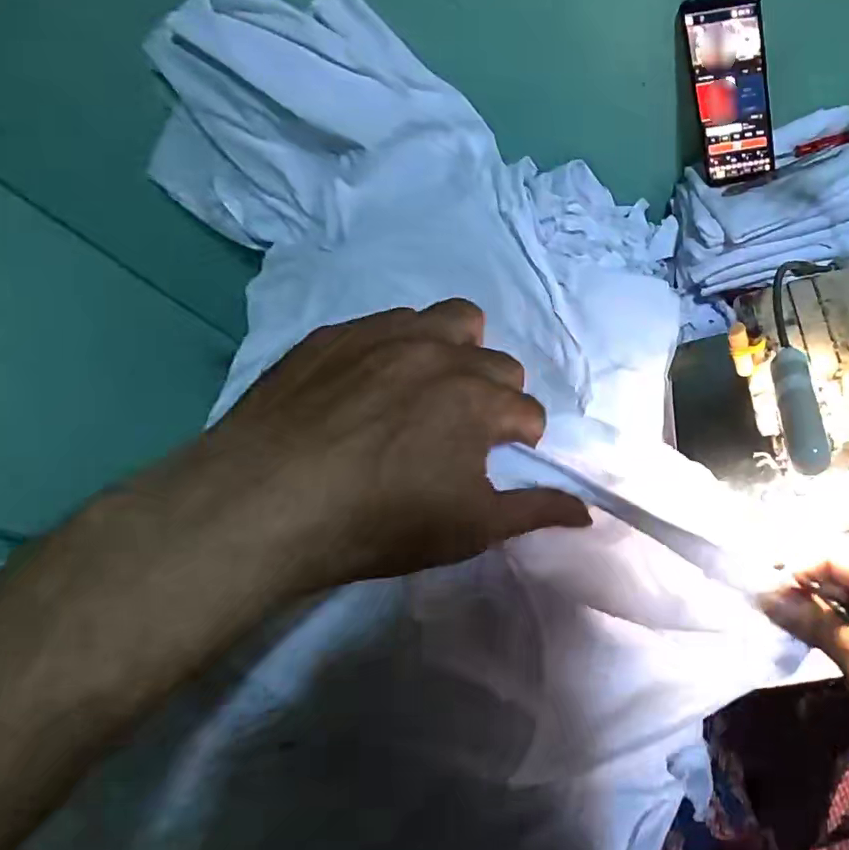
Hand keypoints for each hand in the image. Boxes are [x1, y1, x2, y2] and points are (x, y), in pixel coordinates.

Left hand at [138, 300, 589, 593]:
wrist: (259, 506)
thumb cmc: (380, 521)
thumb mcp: (470, 529)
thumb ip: (535, 512)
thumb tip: (588, 512)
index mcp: (480, 400)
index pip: (529, 412)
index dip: (522, 438)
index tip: (502, 457)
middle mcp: (443, 355)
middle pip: (500, 363)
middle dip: (497, 396)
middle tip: (465, 432)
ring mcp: (385, 337)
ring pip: (453, 320)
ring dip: (460, 351)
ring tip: (432, 390)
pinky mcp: (334, 336)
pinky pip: (388, 322)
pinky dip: (400, 347)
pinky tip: (372, 385)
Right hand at [762, 550, 848, 762]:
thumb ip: (813, 623)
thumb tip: (766, 596)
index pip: (831, 558)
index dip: (794, 572)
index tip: (760, 594)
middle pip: (833, 569)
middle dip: (799, 588)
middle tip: (762, 608)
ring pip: (837, 588)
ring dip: (810, 603)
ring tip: (774, 617)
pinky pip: (847, 605)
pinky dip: (826, 616)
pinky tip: (802, 628)